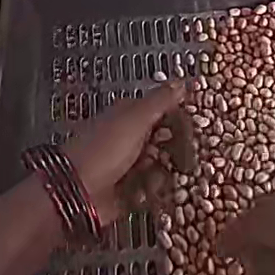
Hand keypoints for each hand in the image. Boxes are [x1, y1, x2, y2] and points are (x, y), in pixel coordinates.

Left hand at [63, 81, 185, 217]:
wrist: (78, 191)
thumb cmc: (103, 149)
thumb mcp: (136, 119)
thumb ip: (160, 101)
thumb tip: (181, 81)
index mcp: (129, 115)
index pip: (162, 111)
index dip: (179, 118)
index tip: (196, 127)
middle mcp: (129, 138)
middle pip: (165, 141)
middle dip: (175, 151)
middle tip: (182, 158)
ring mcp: (129, 165)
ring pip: (161, 167)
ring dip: (162, 174)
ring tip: (153, 177)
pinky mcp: (129, 190)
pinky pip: (152, 190)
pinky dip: (151, 193)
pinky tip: (146, 192)